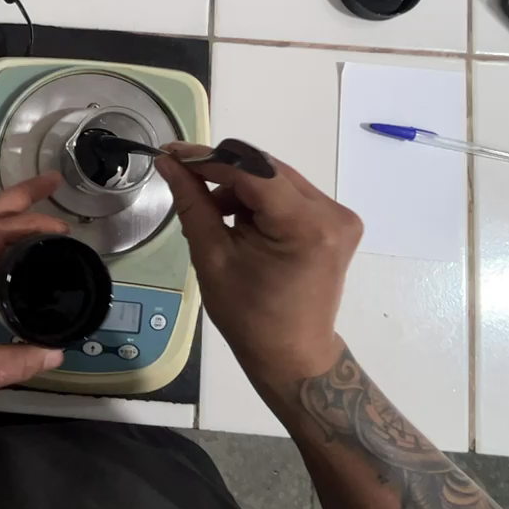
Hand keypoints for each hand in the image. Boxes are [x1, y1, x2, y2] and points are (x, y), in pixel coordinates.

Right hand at [155, 144, 360, 386]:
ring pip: (275, 178)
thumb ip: (192, 201)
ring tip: (213, 216)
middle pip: (266, 169)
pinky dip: (258, 199)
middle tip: (185, 184)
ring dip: (239, 187)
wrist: (291, 354)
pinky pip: (288, 192)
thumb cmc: (247, 314)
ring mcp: (339, 216)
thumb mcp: (210, 255)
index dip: (209, 158)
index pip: (252, 171)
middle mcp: (331, 212)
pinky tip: (239, 222)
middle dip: (222, 173)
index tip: (172, 154)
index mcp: (304, 226)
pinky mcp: (336, 222)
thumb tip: (169, 163)